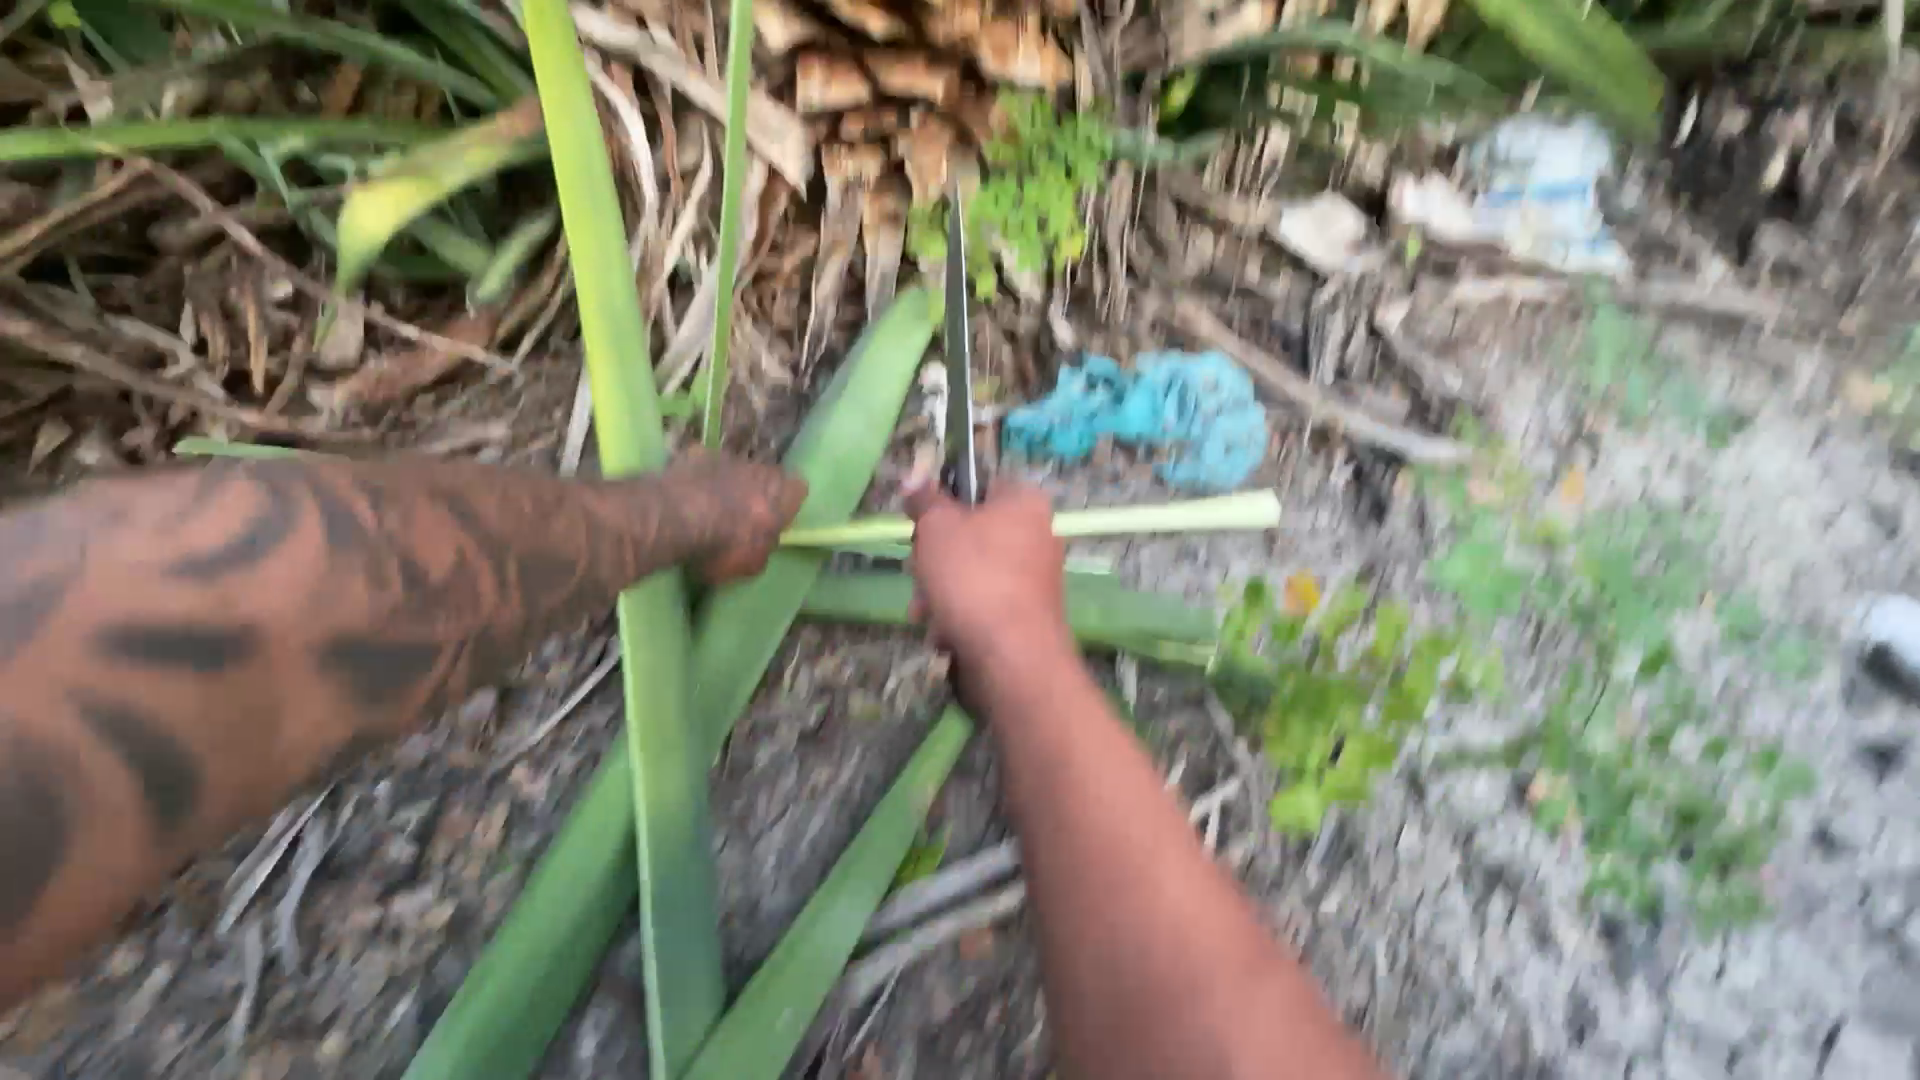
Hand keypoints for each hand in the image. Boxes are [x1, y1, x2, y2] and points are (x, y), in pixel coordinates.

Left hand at [661, 452, 807, 582]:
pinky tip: (683, 492)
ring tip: (706, 504)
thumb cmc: (723, 545)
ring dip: (725, 482)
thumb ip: (764, 547)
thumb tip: (763, 543)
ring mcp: (727, 457)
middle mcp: (760, 470)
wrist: (676, 519)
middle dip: (756, 489)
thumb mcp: (752, 564)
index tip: (775, 515)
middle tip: (740, 511)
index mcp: (781, 496)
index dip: (787, 500)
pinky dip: (696, 475)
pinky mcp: (696, 453)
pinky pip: (702, 463)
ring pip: (733, 467)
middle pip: (766, 474)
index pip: (798, 488)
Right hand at [905, 478, 1070, 666]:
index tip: (919, 525)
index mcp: (1025, 503)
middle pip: (969, 535)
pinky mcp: (1027, 616)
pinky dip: (959, 616)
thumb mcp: (937, 527)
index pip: (978, 486)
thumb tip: (914, 477)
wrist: (1012, 655)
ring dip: (938, 592)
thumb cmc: (974, 577)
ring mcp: (1034, 578)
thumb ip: (924, 500)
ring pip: (970, 573)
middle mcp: (1037, 535)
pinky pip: (983, 604)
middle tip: (917, 572)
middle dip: (933, 559)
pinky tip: (944, 632)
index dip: (943, 503)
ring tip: (925, 613)